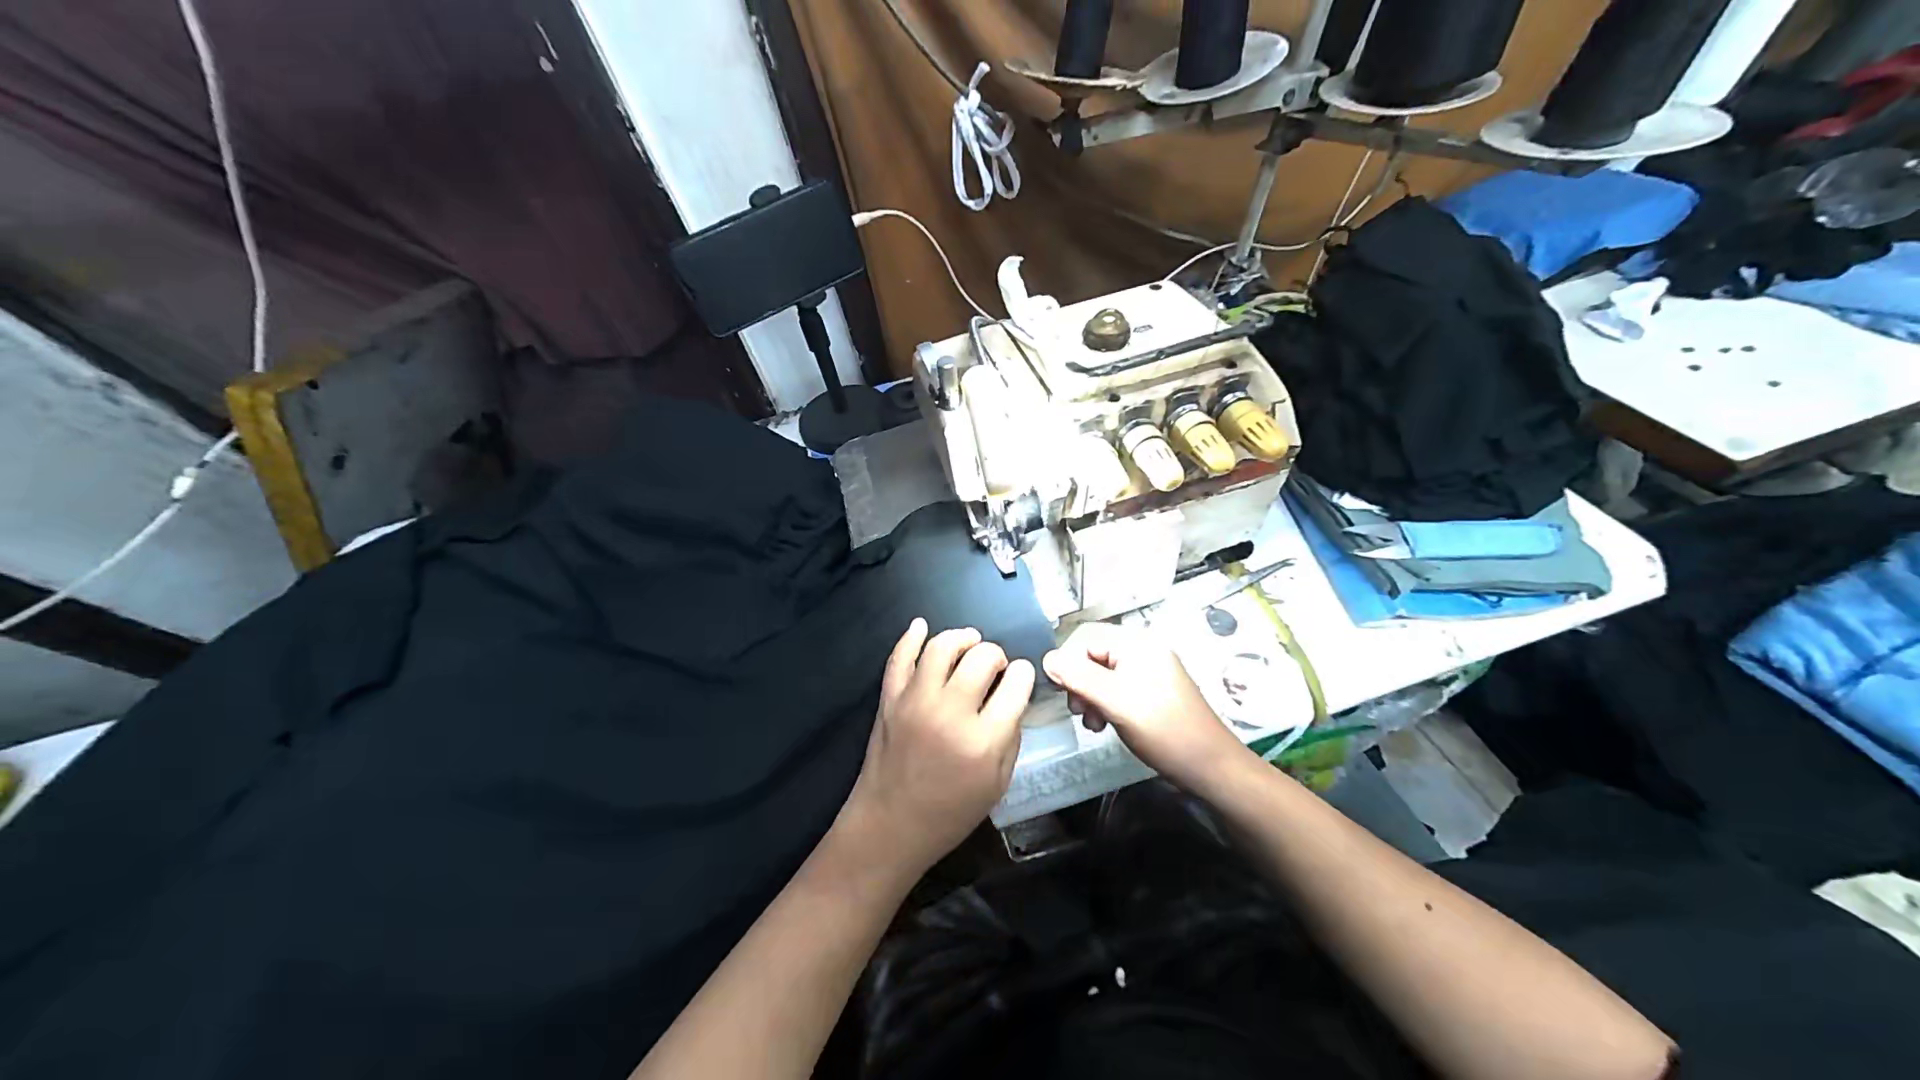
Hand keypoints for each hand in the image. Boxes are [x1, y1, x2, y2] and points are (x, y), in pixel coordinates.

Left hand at [836, 619, 1035, 877]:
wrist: (890, 825)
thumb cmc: (950, 812)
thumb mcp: (998, 783)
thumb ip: (1010, 736)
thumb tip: (1013, 698)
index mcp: (983, 740)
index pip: (1016, 685)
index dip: (1023, 674)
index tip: (1020, 676)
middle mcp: (950, 713)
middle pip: (982, 657)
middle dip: (996, 655)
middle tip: (996, 666)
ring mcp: (915, 701)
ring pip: (941, 646)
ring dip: (961, 637)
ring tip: (970, 642)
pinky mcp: (889, 699)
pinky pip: (899, 657)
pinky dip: (911, 636)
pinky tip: (922, 627)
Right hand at [1042, 622, 1254, 794]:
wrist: (1211, 767)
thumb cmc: (1163, 731)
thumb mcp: (1116, 702)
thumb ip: (1079, 677)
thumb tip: (1046, 660)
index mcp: (1138, 645)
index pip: (1085, 641)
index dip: (1069, 666)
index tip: (1066, 697)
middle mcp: (1145, 651)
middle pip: (1094, 658)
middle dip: (1080, 684)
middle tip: (1080, 713)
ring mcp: (1151, 672)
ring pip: (1103, 676)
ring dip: (1091, 697)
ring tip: (1094, 723)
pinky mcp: (1154, 693)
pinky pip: (1118, 689)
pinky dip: (1107, 704)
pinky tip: (1106, 724)